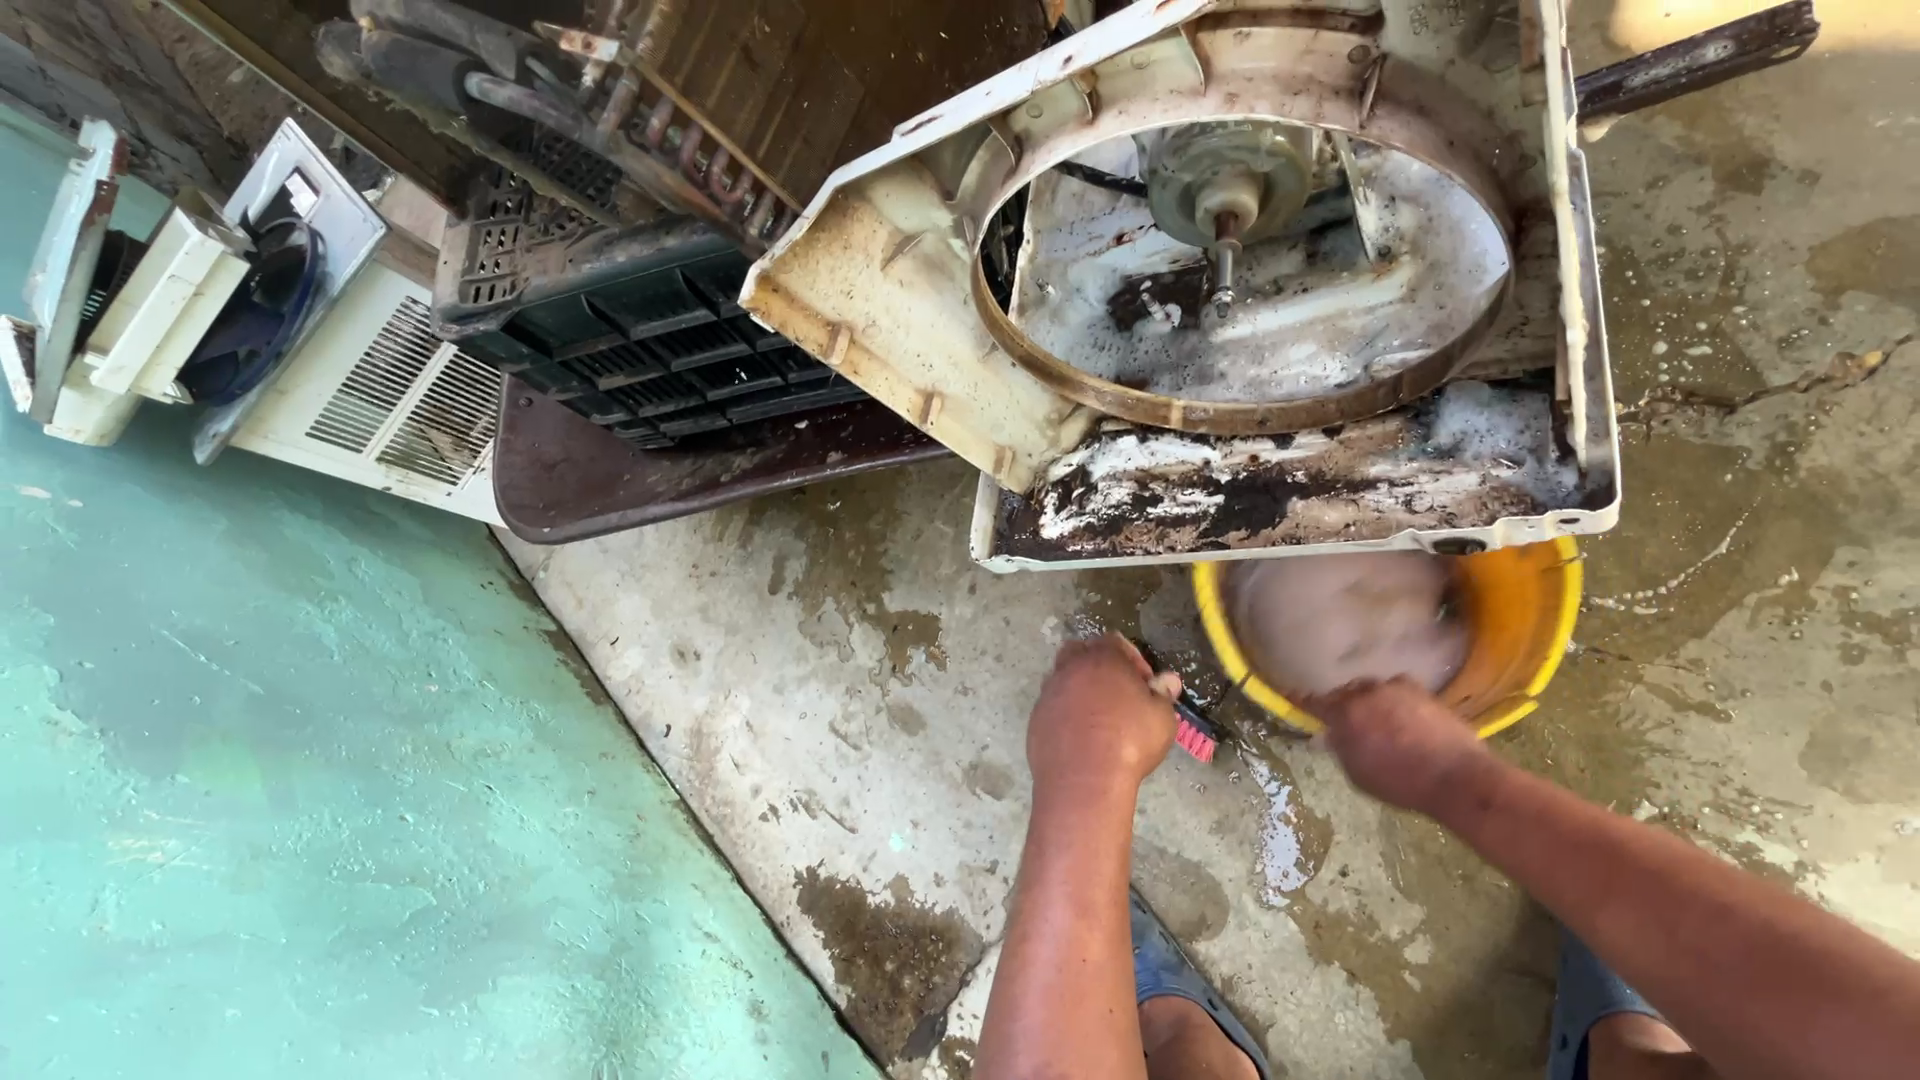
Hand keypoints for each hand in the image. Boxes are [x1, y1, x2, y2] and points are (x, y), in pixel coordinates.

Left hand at [1027, 635, 1182, 797]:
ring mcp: (1049, 692)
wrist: (1083, 779)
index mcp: (1103, 659)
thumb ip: (1163, 694)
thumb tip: (1167, 680)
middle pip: (1080, 652)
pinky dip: (1065, 712)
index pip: (1114, 641)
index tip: (1144, 682)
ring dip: (1078, 688)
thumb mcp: (1161, 718)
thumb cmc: (1130, 742)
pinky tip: (1079, 734)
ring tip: (1098, 714)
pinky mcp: (1036, 717)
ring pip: (1062, 678)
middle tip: (1116, 691)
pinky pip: (1052, 705)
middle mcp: (1070, 668)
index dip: (1132, 658)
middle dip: (1097, 665)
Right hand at [1314, 677, 1494, 814]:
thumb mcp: (1358, 774)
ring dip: (1369, 700)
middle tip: (1346, 721)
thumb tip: (1330, 734)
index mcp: (1346, 713)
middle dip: (1342, 704)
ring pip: (1373, 688)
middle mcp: (1368, 692)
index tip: (1290, 695)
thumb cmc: (1402, 783)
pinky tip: (1403, 718)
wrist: (1459, 778)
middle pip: (1345, 692)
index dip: (1300, 699)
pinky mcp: (1423, 692)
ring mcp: (1397, 688)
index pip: (1313, 701)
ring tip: (1377, 719)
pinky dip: (1394, 701)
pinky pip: (1398, 691)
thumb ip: (1340, 748)